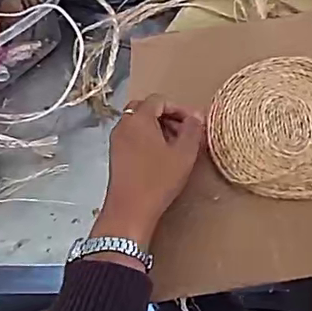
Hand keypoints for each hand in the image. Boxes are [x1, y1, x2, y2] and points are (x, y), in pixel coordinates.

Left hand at [93, 95, 205, 259]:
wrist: (130, 210)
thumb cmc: (158, 180)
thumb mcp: (183, 154)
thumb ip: (192, 130)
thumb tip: (196, 116)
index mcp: (139, 119)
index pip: (159, 100)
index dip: (179, 108)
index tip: (193, 123)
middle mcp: (124, 125)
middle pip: (146, 108)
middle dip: (167, 116)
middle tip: (184, 131)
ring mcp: (116, 141)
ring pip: (138, 123)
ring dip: (157, 127)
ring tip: (176, 145)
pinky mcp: (115, 155)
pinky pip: (133, 136)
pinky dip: (147, 138)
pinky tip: (161, 156)